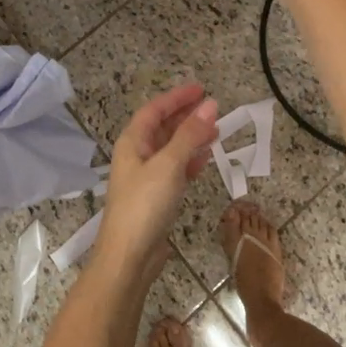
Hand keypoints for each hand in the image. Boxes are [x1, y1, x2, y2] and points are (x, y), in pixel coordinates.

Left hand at [94, 84, 218, 276]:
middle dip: (186, 116)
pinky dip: (190, 160)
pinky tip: (206, 158)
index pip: (155, 109)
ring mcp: (146, 177)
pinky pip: (175, 169)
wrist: (129, 257)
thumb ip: (190, 134)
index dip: (177, 97)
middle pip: (163, 127)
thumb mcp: (169, 164)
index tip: (201, 89)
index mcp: (132, 142)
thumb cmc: (144, 204)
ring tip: (216, 131)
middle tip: (213, 108)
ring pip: (171, 148)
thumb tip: (210, 104)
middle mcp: (137, 155)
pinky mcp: (156, 197)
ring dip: (191, 138)